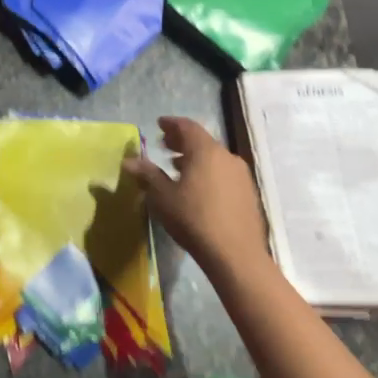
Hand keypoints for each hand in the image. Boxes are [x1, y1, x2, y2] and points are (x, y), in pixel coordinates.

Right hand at [122, 117, 268, 277]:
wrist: (235, 254)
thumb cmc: (193, 219)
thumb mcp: (162, 196)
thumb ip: (147, 174)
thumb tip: (129, 160)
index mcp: (205, 151)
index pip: (187, 127)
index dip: (171, 124)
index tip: (159, 124)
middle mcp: (227, 157)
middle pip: (202, 141)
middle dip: (181, 141)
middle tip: (163, 145)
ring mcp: (241, 175)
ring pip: (214, 158)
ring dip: (195, 158)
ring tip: (177, 168)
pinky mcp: (248, 193)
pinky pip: (224, 173)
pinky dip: (208, 172)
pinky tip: (198, 188)